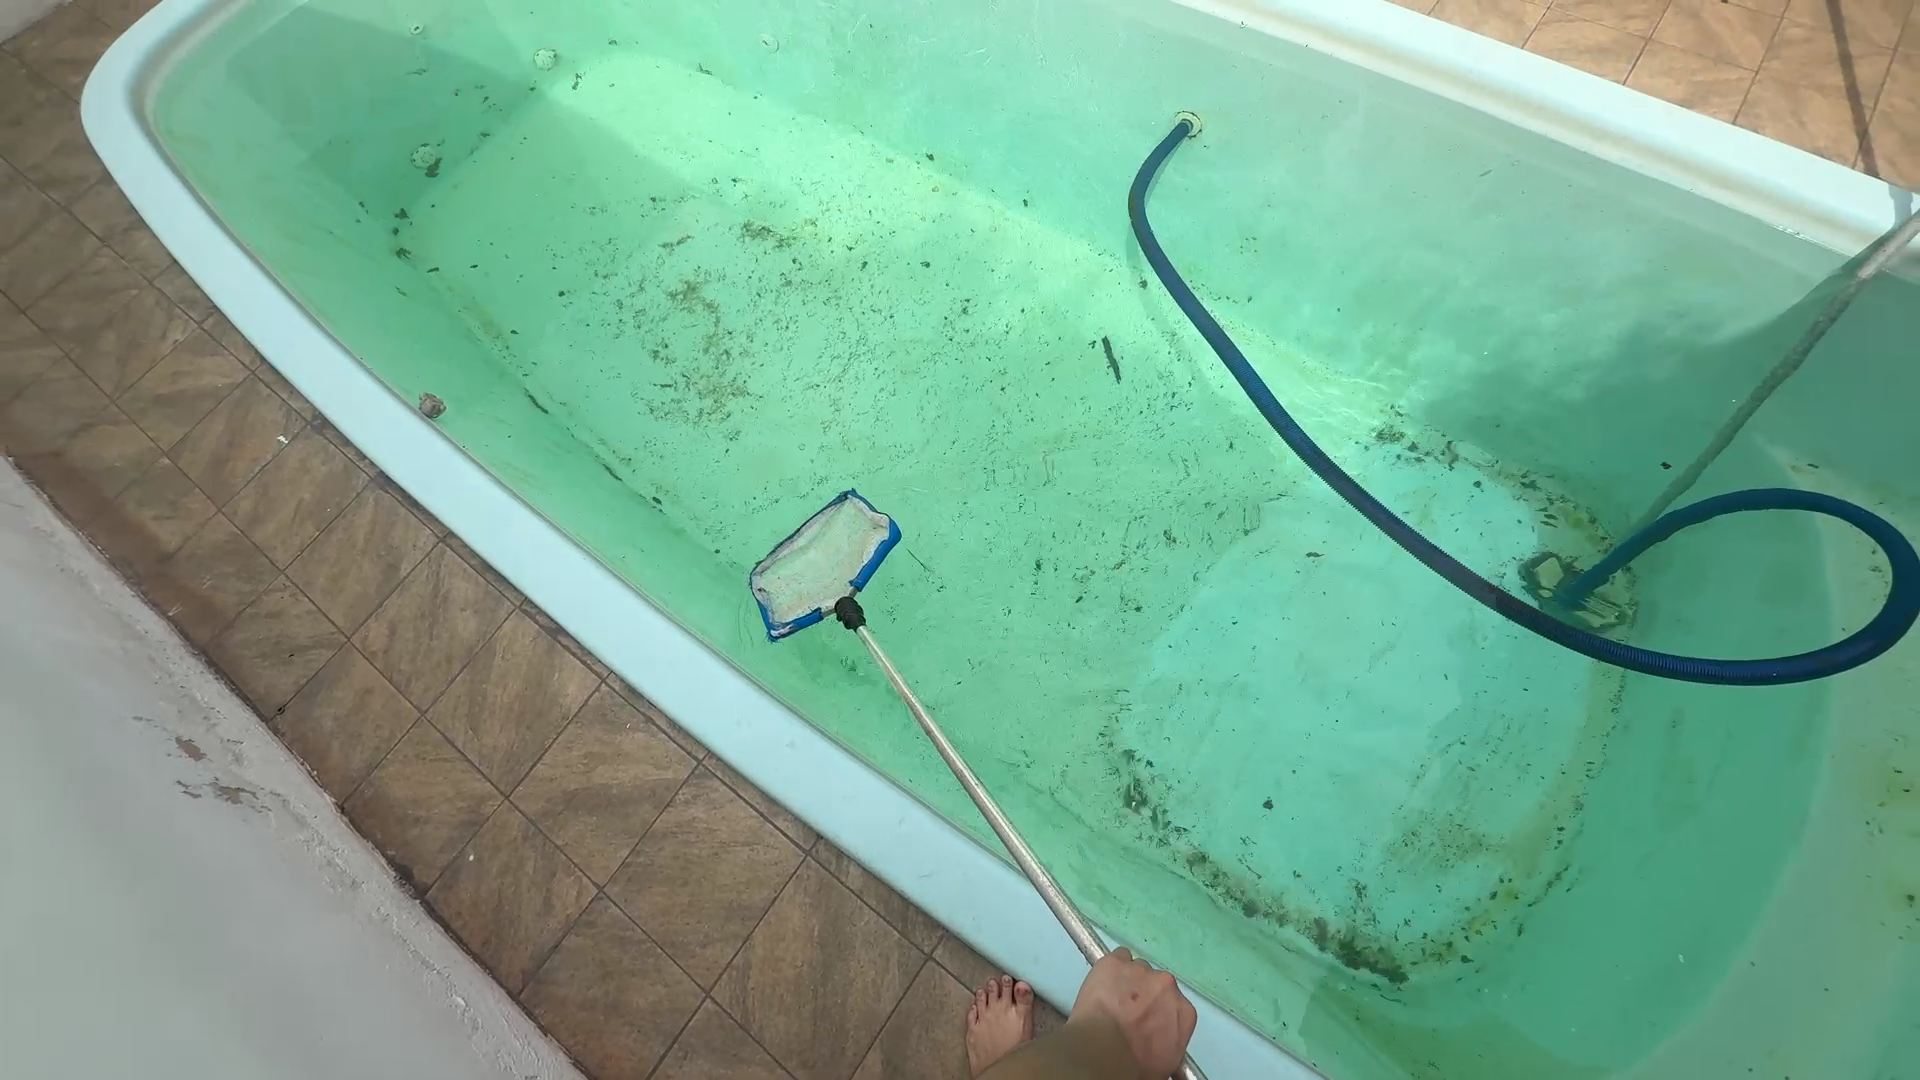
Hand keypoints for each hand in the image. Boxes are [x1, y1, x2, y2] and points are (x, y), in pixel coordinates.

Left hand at [1067, 947, 1197, 1079]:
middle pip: (1157, 983)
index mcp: (1184, 1011)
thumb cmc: (1137, 1065)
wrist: (1105, 1051)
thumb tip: (1162, 1038)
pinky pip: (1117, 957)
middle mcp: (1167, 984)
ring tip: (1113, 999)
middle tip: (1129, 1011)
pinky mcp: (1114, 960)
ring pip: (1136, 968)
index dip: (1159, 1011)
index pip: (1175, 1004)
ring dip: (1127, 980)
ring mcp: (1140, 969)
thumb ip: (1171, 1038)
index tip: (1148, 1020)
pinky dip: (1111, 968)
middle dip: (1145, 994)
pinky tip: (1104, 984)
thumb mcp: (1167, 1061)